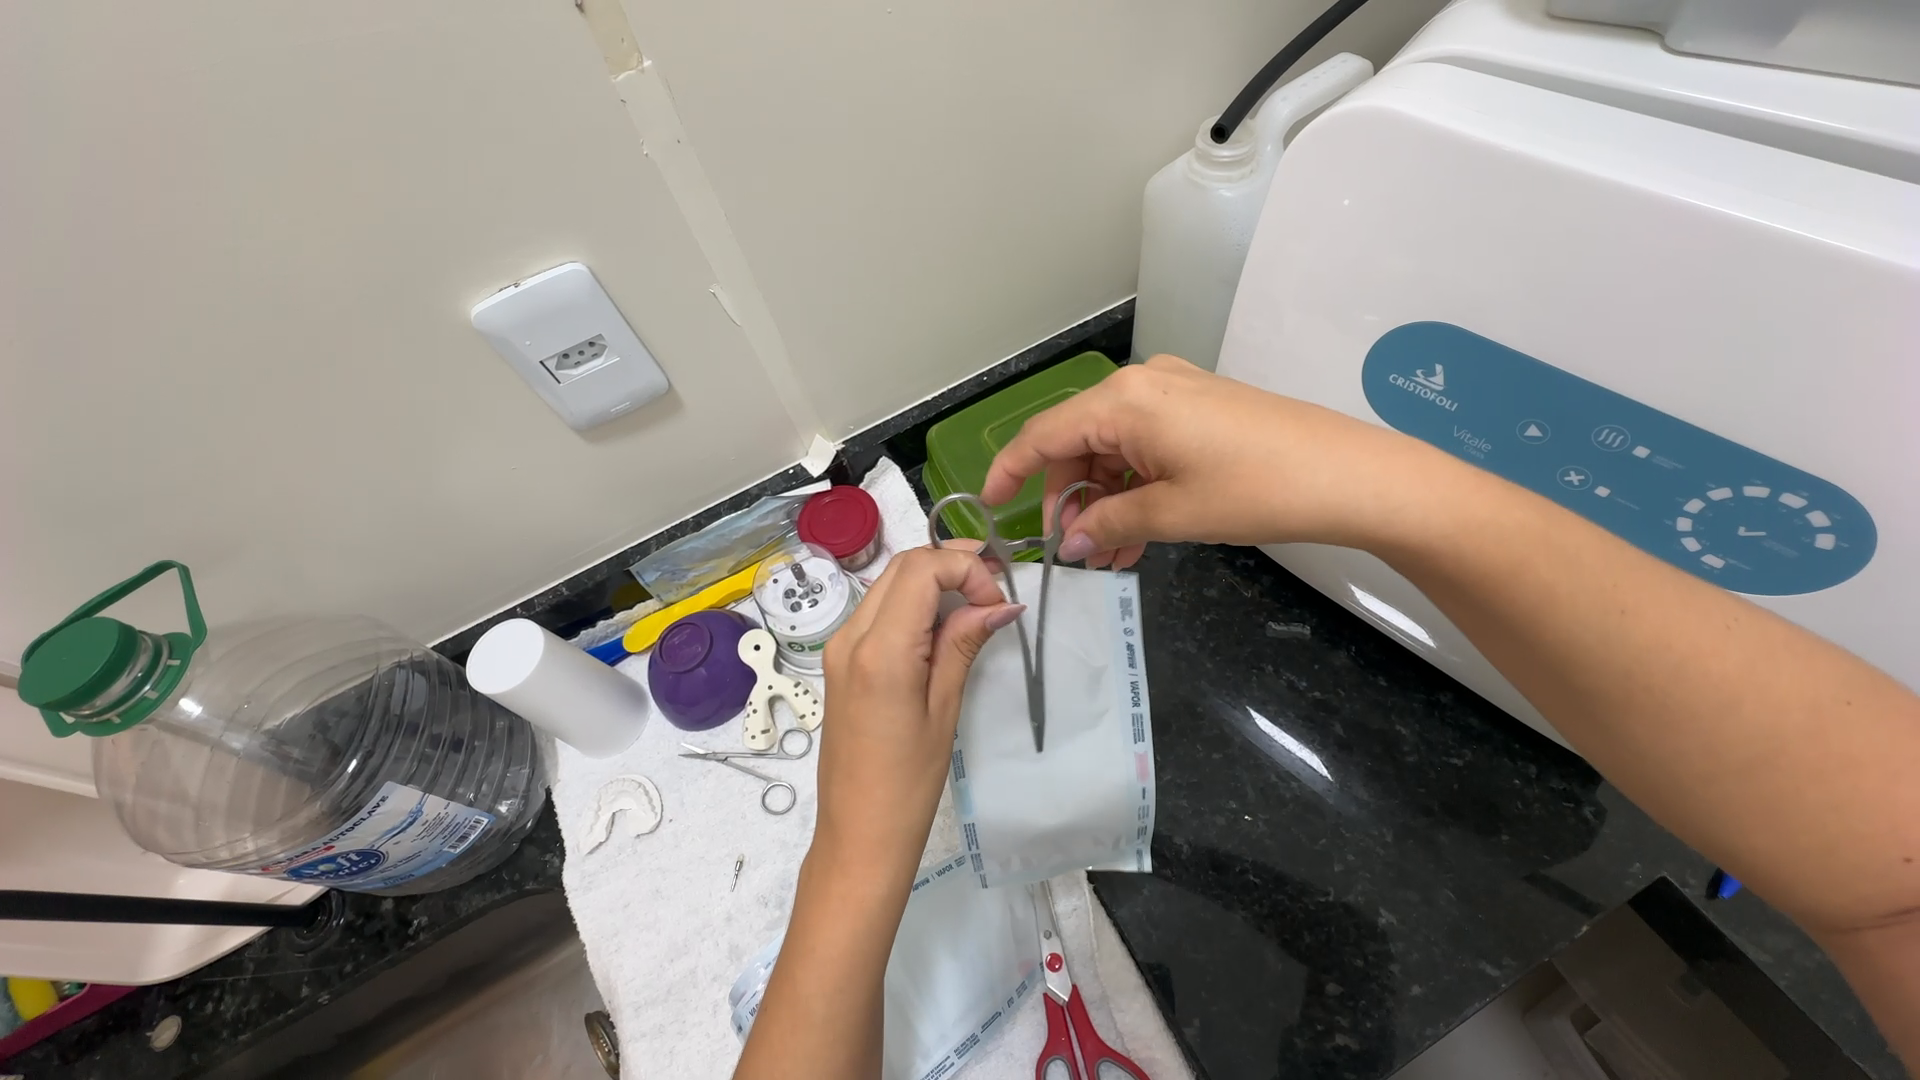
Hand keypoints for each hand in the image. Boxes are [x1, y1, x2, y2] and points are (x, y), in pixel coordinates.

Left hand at [813, 547, 1023, 885]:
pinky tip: (943, 626)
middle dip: (950, 563)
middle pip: (902, 566)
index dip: (965, 568)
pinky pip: (877, 611)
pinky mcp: (840, 661)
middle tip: (993, 585)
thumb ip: (964, 643)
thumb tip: (1002, 604)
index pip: (921, 569)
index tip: (996, 601)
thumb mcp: (944, 708)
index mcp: (878, 650)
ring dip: (932, 580)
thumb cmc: (908, 783)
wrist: (858, 833)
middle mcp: (849, 636)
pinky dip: (913, 604)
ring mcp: (839, 647)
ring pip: (888, 584)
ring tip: (976, 602)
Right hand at [981, 354, 1432, 568]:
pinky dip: (1135, 486)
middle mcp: (1141, 384)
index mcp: (1123, 400)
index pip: (1042, 434)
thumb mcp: (1171, 513)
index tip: (989, 507)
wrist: (1351, 474)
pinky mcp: (1199, 407)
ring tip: (1113, 554)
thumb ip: (1107, 523)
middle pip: (1077, 443)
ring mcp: (1173, 392)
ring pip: (1112, 449)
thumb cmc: (1254, 489)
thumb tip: (1068, 543)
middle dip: (1069, 498)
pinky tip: (1139, 530)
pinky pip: (1145, 446)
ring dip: (1105, 500)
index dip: (1009, 472)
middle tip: (1074, 551)